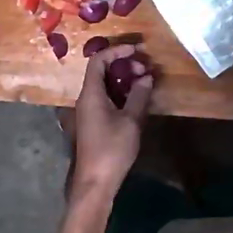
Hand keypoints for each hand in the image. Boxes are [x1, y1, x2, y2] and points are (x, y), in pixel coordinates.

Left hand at [69, 44, 154, 200]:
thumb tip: (146, 77)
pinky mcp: (93, 122)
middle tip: (145, 70)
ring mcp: (88, 111)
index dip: (116, 51)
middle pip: (101, 71)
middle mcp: (86, 98)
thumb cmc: (112, 149)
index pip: (98, 60)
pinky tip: (136, 98)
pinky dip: (120, 92)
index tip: (136, 50)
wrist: (95, 181)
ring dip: (123, 79)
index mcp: (91, 94)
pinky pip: (106, 98)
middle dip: (123, 65)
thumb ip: (139, 96)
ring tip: (144, 81)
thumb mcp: (131, 121)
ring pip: (104, 85)